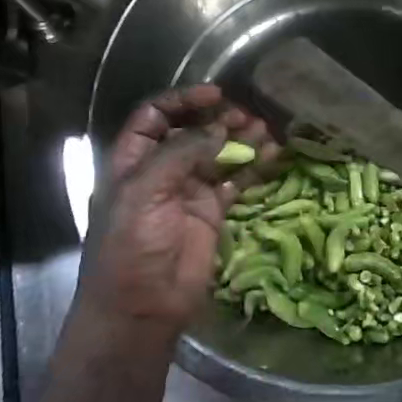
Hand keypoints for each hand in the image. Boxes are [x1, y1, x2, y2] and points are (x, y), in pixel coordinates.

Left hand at [76, 86, 277, 341]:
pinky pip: (235, 181)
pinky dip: (252, 167)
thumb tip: (219, 129)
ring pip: (217, 153)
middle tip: (245, 115)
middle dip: (216, 118)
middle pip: (191, 130)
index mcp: (133, 159)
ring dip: (240, 139)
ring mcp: (188, 190)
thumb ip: (181, 154)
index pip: (155, 115)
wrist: (141, 308)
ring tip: (264, 128)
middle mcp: (161, 169)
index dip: (182, 100)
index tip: (214, 93)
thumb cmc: (130, 245)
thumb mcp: (144, 191)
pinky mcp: (211, 212)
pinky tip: (271, 155)